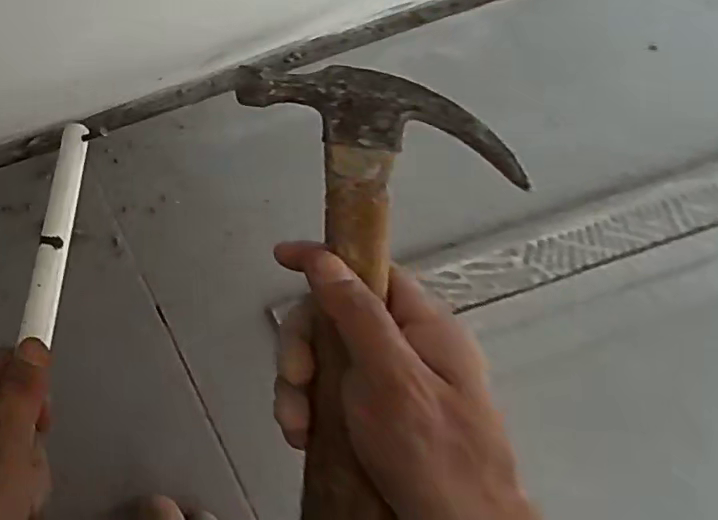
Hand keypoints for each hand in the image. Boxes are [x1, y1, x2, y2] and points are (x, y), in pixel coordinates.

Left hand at [0, 338, 53, 519]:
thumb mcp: (8, 433)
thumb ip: (21, 386)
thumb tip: (32, 345)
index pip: (15, 359)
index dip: (36, 386)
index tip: (42, 410)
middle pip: (17, 409)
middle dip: (31, 440)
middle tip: (23, 464)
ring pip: (13, 449)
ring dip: (23, 475)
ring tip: (10, 497)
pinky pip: (1, 477)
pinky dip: (8, 496)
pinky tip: (2, 512)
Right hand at [272, 242, 537, 519]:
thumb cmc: (435, 461)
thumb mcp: (392, 379)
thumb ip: (358, 313)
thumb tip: (325, 259)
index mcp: (425, 328)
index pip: (368, 268)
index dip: (324, 260)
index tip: (282, 257)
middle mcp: (408, 347)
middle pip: (334, 313)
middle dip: (302, 344)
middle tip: (294, 377)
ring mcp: (391, 381)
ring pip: (323, 353)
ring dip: (298, 383)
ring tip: (296, 422)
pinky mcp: (374, 412)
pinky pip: (326, 389)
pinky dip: (306, 406)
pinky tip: (304, 433)